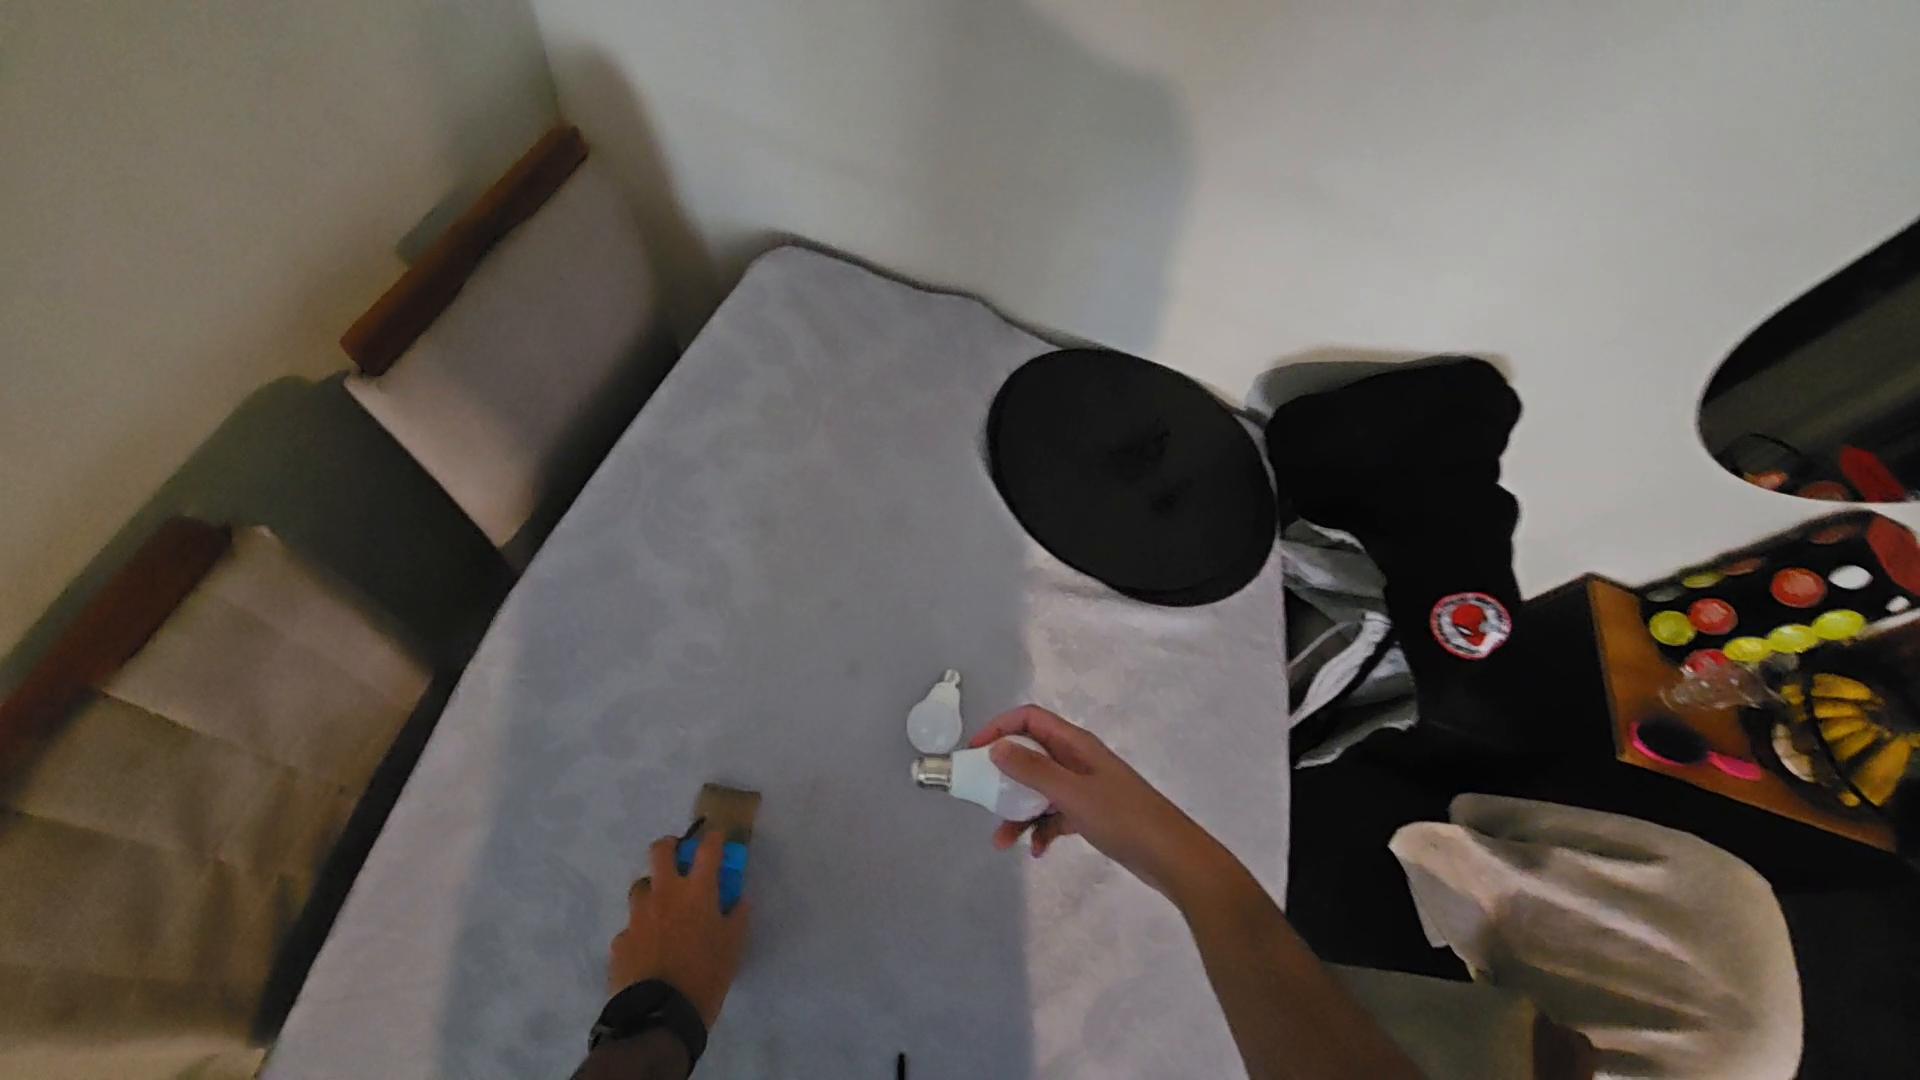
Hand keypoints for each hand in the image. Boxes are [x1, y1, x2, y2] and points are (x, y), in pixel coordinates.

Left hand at [609, 832, 749, 1026]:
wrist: (658, 1017)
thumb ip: (736, 917)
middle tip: (679, 857)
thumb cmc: (705, 976)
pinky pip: (630, 926)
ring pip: (640, 885)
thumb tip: (738, 900)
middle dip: (671, 845)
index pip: (708, 848)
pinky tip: (648, 948)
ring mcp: (638, 916)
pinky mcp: (620, 941)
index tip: (717, 835)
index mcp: (697, 891)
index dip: (714, 836)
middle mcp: (665, 894)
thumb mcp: (733, 946)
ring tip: (662, 908)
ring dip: (652, 890)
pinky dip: (641, 930)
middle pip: (661, 850)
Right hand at [970, 705, 1230, 900]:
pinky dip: (1042, 830)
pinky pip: (1055, 814)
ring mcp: (1085, 787)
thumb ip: (1033, 771)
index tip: (975, 751)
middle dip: (1003, 776)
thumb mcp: (1073, 793)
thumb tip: (996, 747)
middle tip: (981, 796)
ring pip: (1039, 789)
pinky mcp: (1090, 813)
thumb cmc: (1124, 818)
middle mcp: (1078, 760)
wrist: (1173, 858)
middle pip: (1030, 754)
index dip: (1000, 728)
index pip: (1030, 719)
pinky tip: (1038, 851)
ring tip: (1003, 841)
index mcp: (1076, 744)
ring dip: (1018, 811)